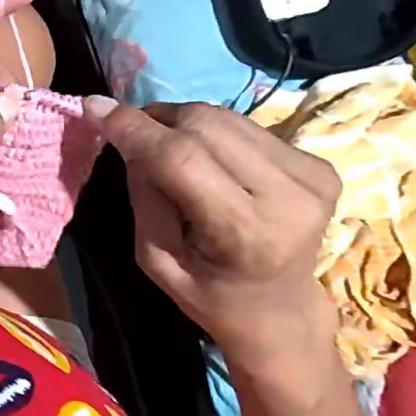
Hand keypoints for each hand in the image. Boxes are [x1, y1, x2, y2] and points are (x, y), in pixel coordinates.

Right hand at [84, 97, 343, 393]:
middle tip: (131, 134)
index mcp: (245, 232)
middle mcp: (290, 196)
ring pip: (225, 117)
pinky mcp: (321, 162)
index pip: (181, 158)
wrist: (279, 308)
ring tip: (164, 144)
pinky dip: (211, 131)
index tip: (94, 107)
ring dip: (182, 121)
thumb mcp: (155, 257)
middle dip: (156, 121)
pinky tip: (205, 155)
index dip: (134, 128)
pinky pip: (246, 125)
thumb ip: (144, 195)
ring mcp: (312, 175)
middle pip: (205, 126)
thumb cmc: (207, 292)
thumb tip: (126, 134)